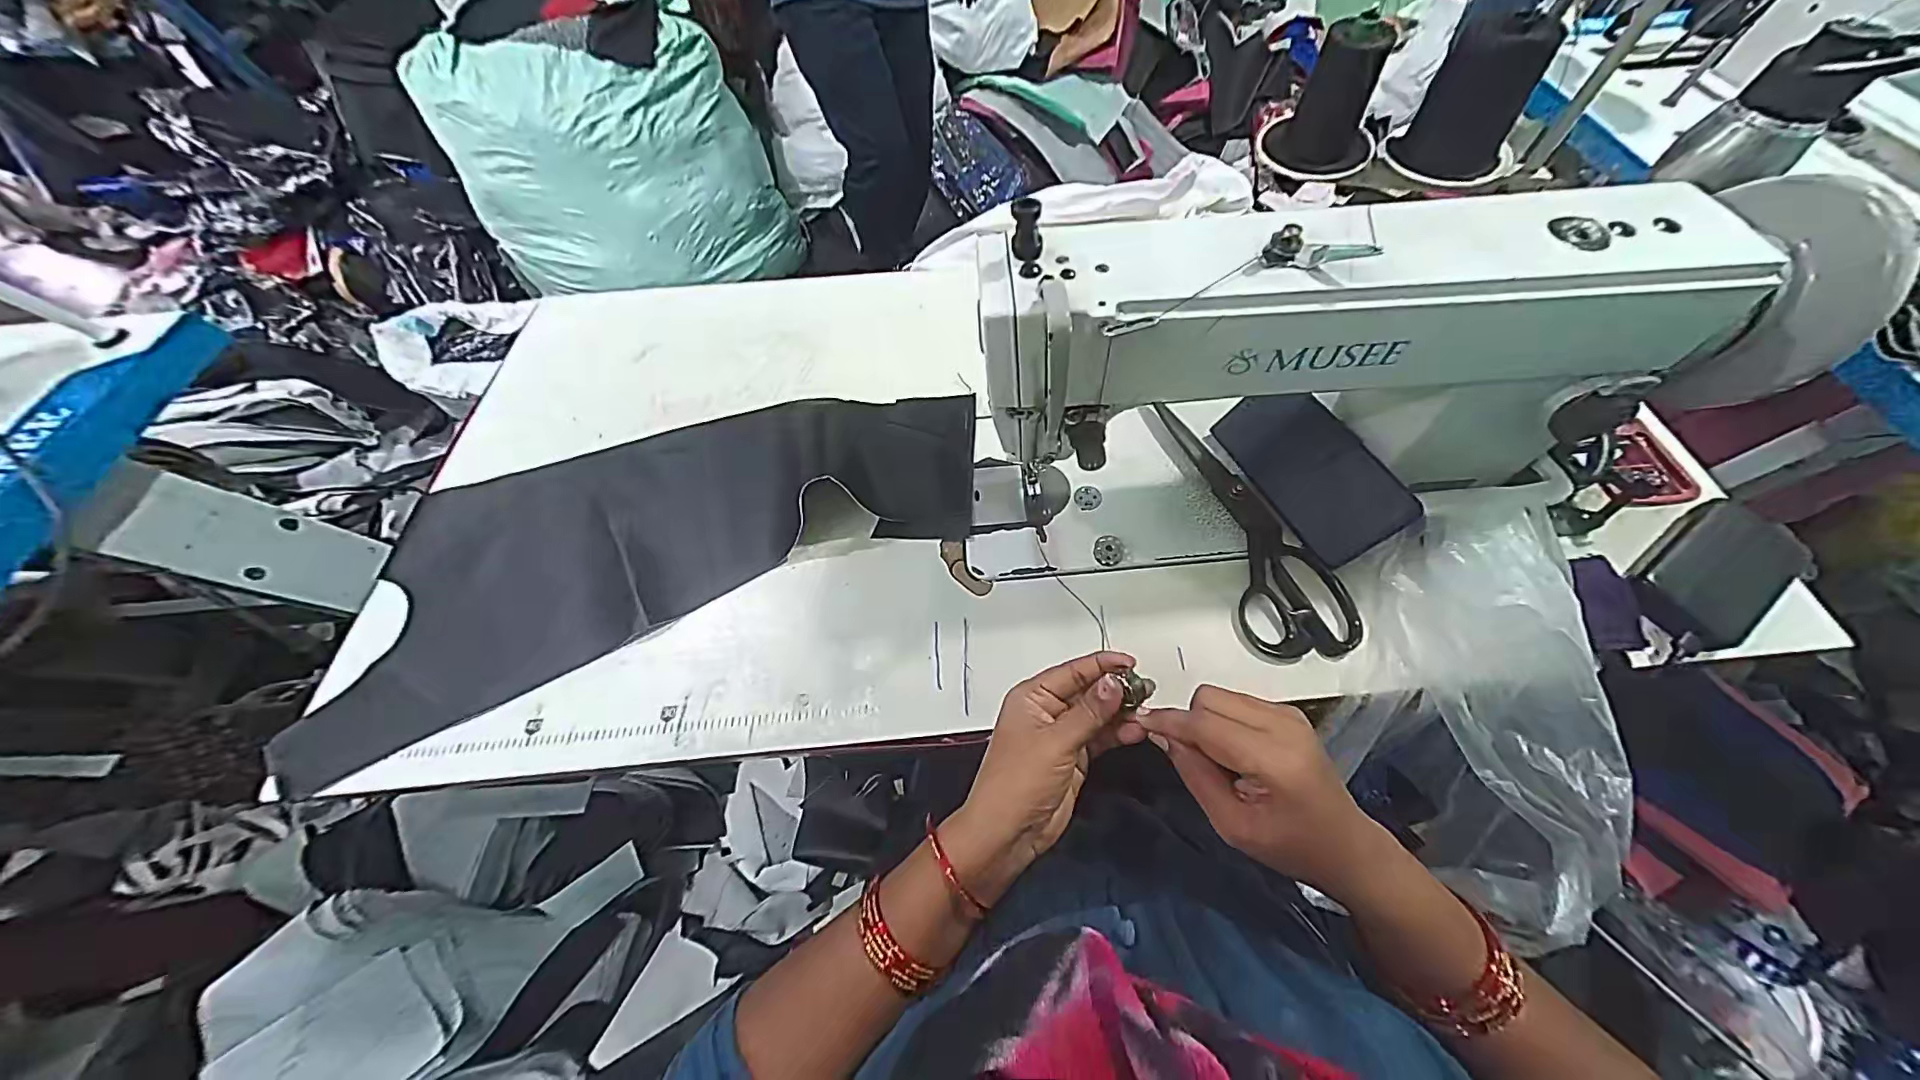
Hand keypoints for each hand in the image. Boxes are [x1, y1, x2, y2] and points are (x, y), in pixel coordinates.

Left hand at [943, 651, 1140, 902]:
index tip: (1129, 663)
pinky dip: (1117, 733)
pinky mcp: (1072, 756)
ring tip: (1145, 710)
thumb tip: (1112, 684)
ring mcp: (1060, 735)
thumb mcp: (1056, 742)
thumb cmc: (1013, 785)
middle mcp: (1045, 712)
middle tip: (1144, 688)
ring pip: (1097, 715)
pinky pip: (1100, 737)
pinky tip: (1134, 730)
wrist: (1008, 832)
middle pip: (1087, 691)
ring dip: (1120, 713)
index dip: (1101, 665)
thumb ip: (1089, 712)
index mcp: (1031, 697)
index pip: (1072, 671)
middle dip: (1116, 689)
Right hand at [1136, 685, 1386, 896]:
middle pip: (1208, 698)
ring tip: (1217, 760)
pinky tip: (1233, 752)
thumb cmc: (1294, 846)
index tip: (1141, 723)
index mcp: (1275, 759)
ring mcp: (1289, 715)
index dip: (1168, 722)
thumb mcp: (1233, 825)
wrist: (1346, 846)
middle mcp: (1285, 726)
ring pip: (1219, 694)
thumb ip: (1194, 775)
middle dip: (1189, 722)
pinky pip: (1234, 700)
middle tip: (1192, 759)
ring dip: (1204, 720)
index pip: (1205, 724)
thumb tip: (1163, 736)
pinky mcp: (1287, 712)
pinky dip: (1221, 720)